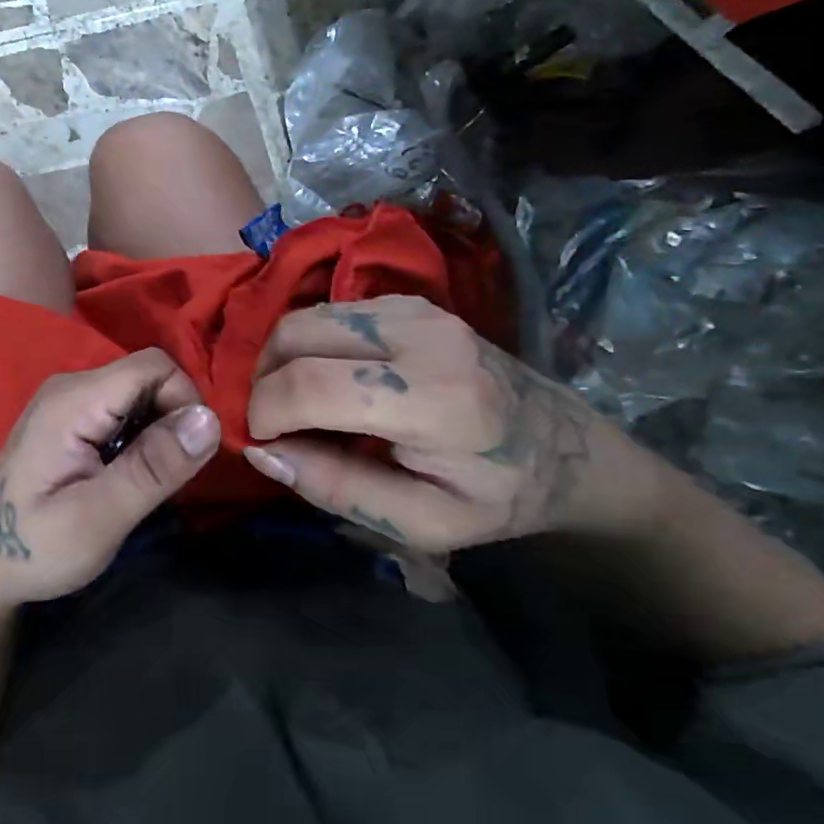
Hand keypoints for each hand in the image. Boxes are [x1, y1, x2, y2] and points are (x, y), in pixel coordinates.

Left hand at [0, 349, 220, 609]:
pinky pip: (120, 411)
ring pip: (137, 395)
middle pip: (147, 377)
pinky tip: (127, 478)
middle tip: (171, 478)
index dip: (186, 400)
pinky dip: (139, 438)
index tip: (192, 456)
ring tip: (148, 483)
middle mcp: (69, 387)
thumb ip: (153, 466)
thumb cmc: (36, 548)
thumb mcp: (100, 517)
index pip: (154, 366)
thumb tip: (209, 420)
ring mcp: (66, 402)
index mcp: (73, 400)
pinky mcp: (67, 420)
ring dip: (158, 432)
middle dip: (174, 419)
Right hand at [244, 296, 656, 553]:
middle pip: (294, 336)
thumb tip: (261, 450)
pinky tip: (319, 377)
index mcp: (436, 401)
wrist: (563, 444)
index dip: (263, 411)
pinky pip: (325, 313)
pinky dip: (303, 345)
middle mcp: (422, 336)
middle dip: (261, 380)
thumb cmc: (497, 494)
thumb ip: (337, 488)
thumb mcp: (423, 522)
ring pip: (302, 317)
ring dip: (277, 359)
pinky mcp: (406, 301)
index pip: (310, 386)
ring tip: (291, 400)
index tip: (259, 440)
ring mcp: (414, 309)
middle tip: (270, 421)